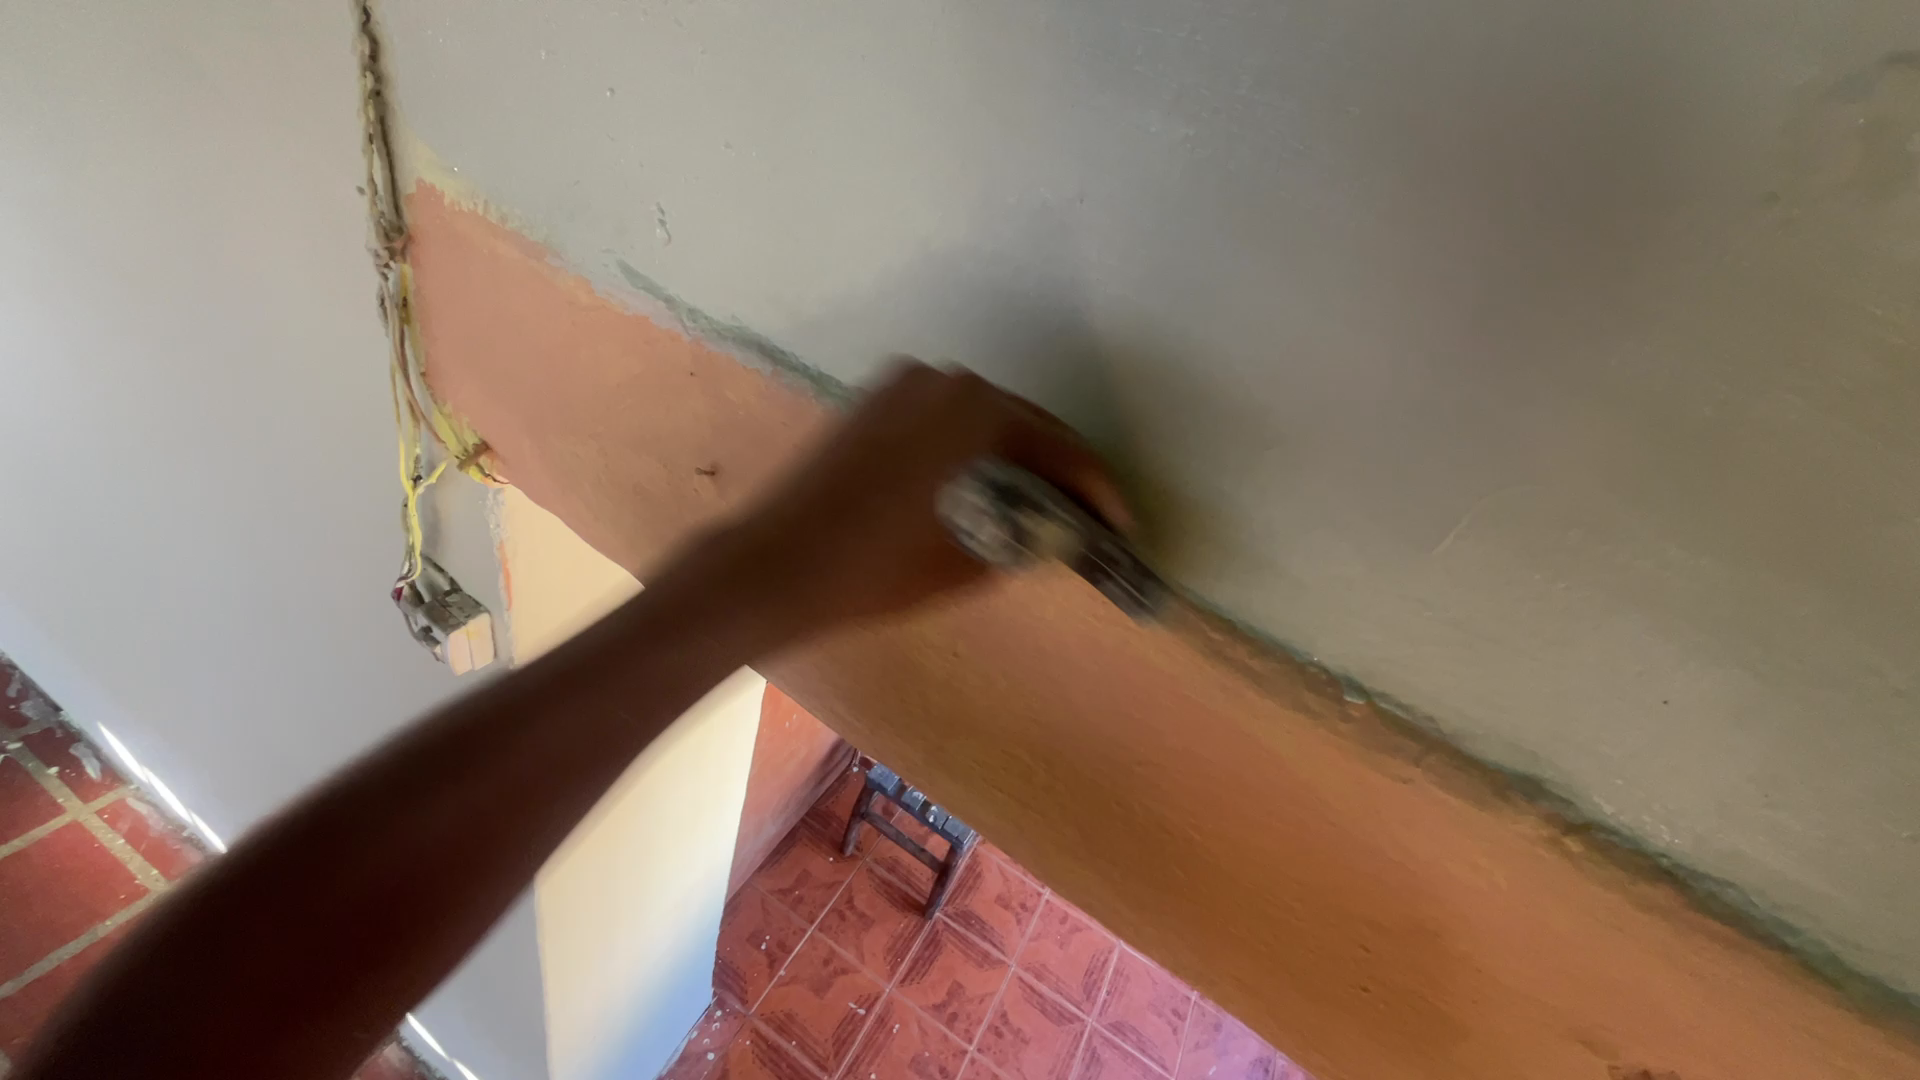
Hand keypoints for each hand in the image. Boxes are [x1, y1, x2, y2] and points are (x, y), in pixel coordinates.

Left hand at [683, 358, 1131, 642]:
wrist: (773, 563)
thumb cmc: (872, 568)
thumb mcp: (962, 564)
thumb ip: (1021, 542)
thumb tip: (1053, 537)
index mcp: (974, 411)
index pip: (1057, 448)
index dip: (1096, 491)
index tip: (1120, 527)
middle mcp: (943, 381)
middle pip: (1024, 424)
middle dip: (1060, 469)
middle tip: (1088, 514)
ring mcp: (903, 385)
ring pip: (983, 417)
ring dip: (1017, 454)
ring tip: (1043, 500)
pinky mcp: (874, 401)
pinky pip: (945, 418)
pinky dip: (974, 446)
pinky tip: (986, 481)